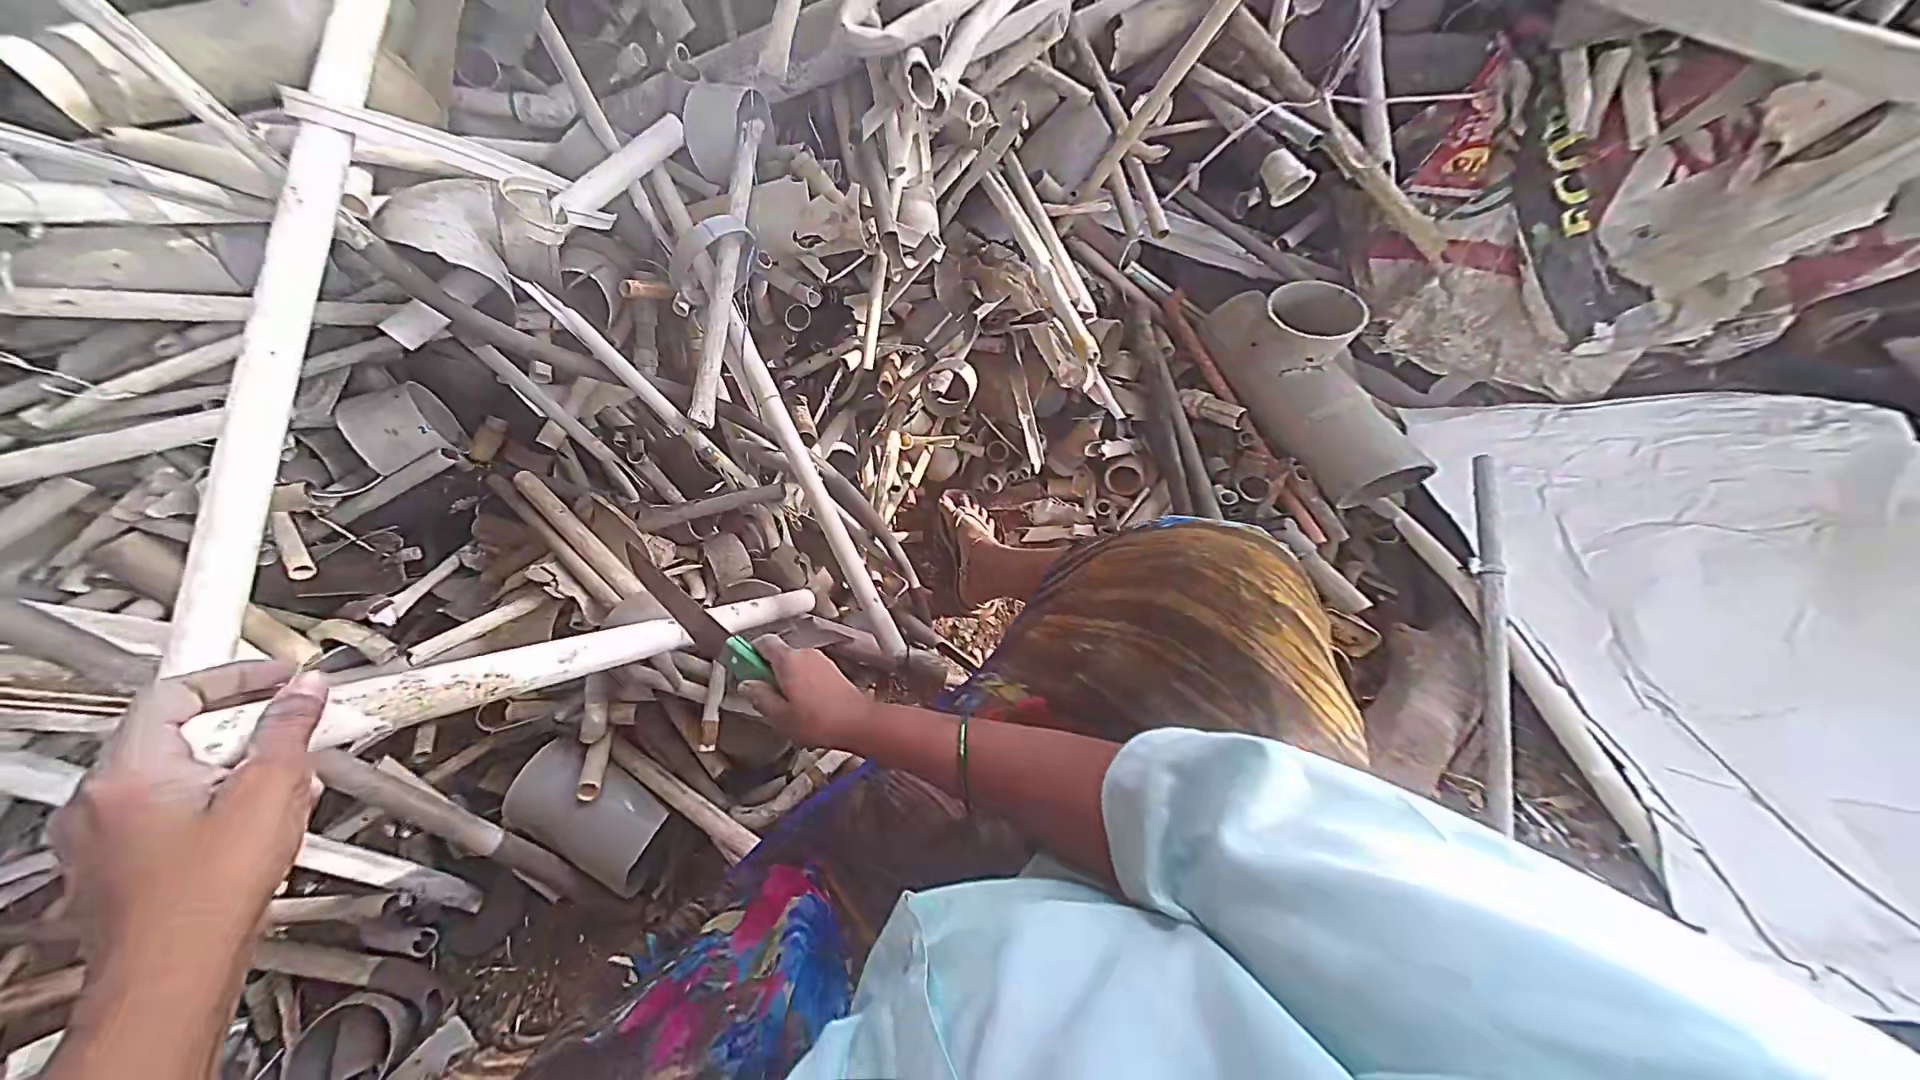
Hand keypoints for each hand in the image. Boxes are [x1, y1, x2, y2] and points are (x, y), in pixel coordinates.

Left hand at [51, 661, 326, 970]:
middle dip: (250, 727)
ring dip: (242, 764)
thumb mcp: (273, 787)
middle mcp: (100, 800)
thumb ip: (289, 729)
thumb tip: (304, 691)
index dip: (238, 676)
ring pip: (183, 771)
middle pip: (182, 733)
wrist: (179, 966)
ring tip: (290, 779)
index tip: (282, 676)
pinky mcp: (122, 860)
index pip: (177, 694)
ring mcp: (104, 834)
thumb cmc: (210, 889)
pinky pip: (177, 805)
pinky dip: (224, 796)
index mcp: (128, 774)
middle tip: (298, 726)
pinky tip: (265, 815)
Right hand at [738, 637, 874, 747]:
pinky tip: (802, 706)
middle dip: (766, 671)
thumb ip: (759, 696)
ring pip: (794, 664)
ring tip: (784, 706)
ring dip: (785, 679)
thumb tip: (747, 686)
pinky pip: (808, 672)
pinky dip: (801, 684)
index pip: (762, 642)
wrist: (856, 722)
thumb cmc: (821, 720)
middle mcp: (806, 654)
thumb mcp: (778, 715)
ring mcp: (821, 661)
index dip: (748, 652)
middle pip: (778, 654)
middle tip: (761, 693)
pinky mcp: (832, 672)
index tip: (740, 664)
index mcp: (788, 660)